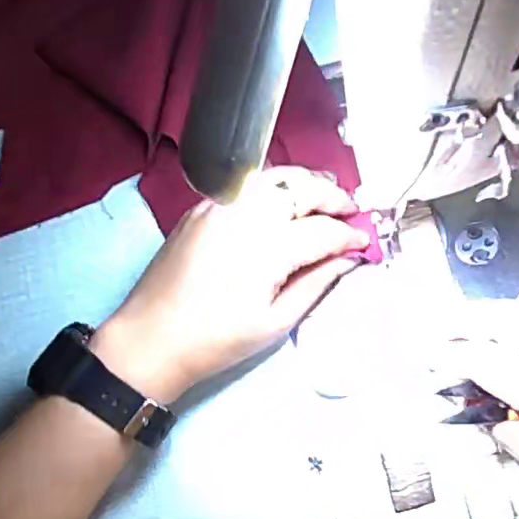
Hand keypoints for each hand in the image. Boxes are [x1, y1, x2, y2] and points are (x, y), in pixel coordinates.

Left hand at [91, 167, 371, 402]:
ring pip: (274, 177)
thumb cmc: (217, 340)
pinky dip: (275, 187)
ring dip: (305, 184)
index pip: (322, 230)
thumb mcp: (276, 321)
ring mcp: (220, 205)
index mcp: (267, 247)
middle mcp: (245, 214)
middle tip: (352, 212)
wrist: (152, 338)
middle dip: (333, 197)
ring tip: (325, 199)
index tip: (366, 242)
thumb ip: (316, 284)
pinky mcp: (203, 208)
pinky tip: (285, 204)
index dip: (349, 235)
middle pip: (301, 188)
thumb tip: (347, 260)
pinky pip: (248, 186)